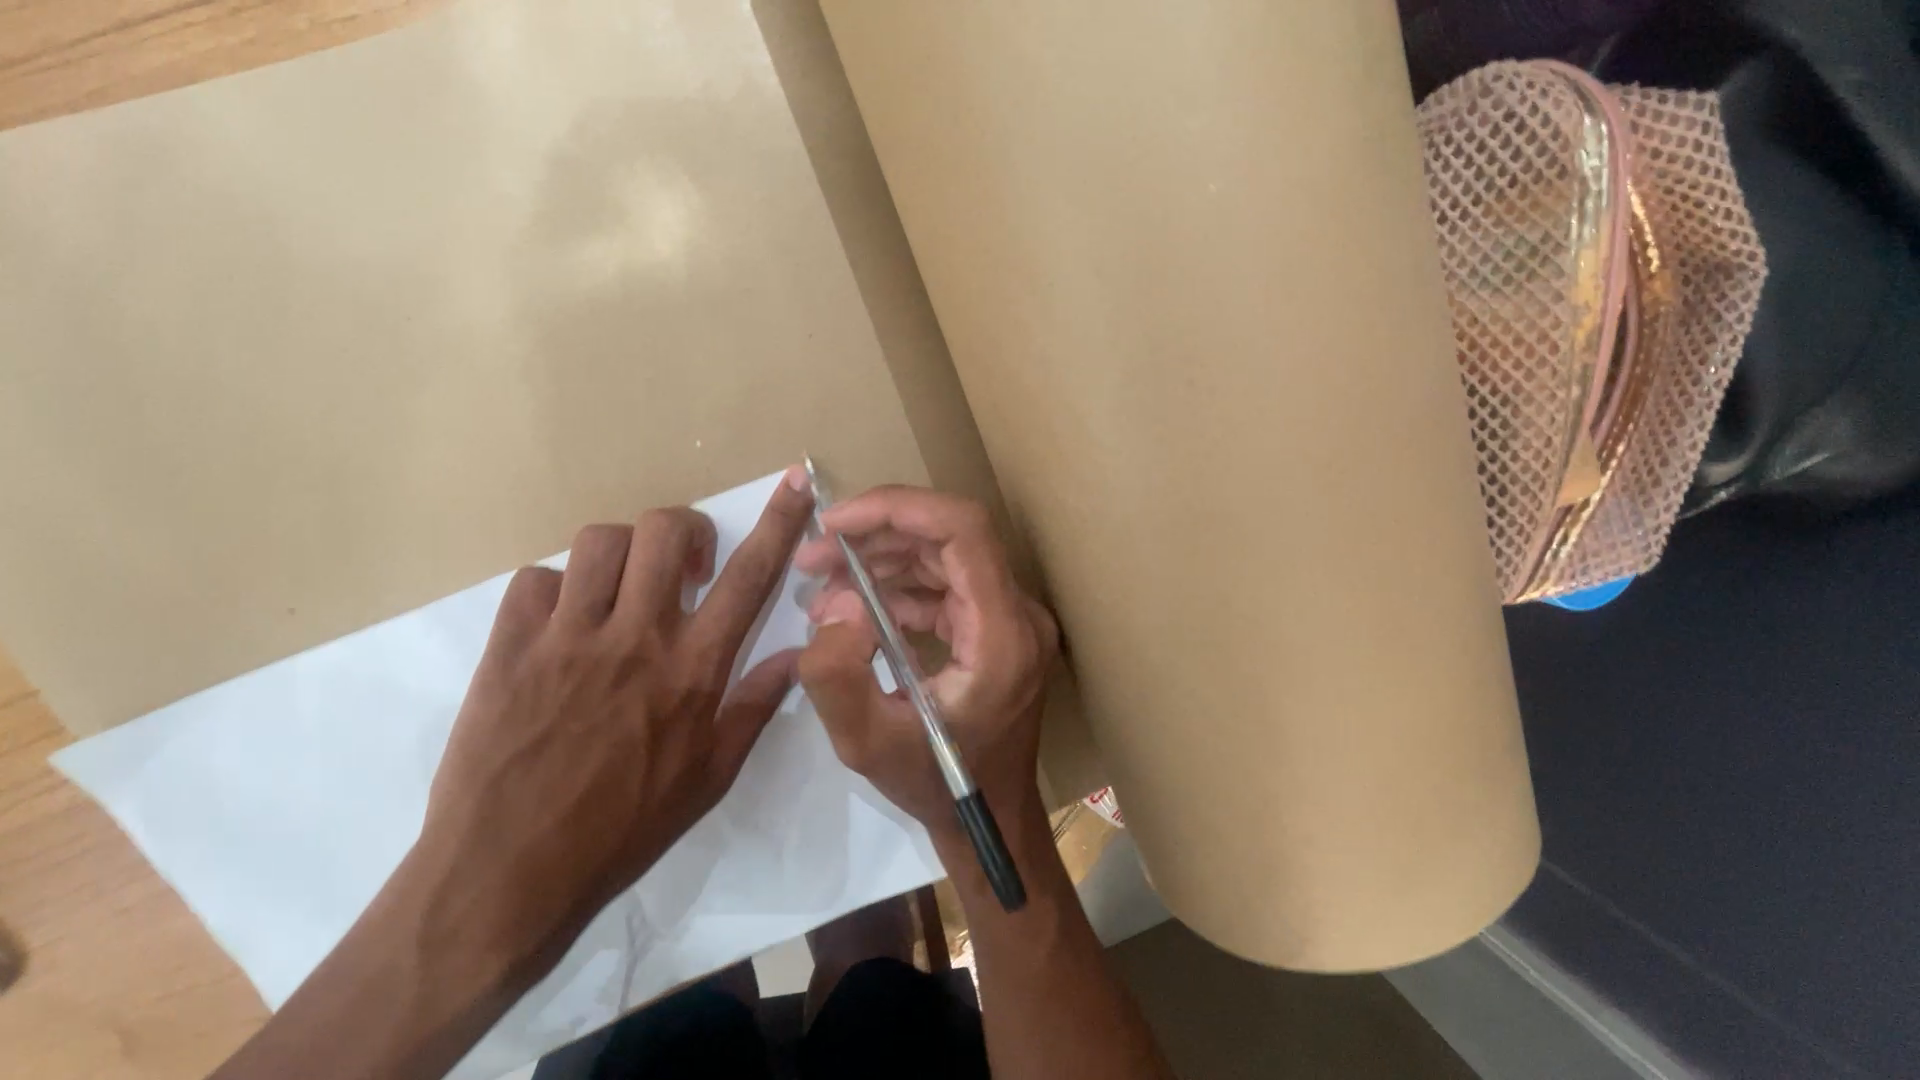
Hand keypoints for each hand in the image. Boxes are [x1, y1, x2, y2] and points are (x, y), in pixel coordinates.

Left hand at [412, 468, 814, 972]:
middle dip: (684, 530)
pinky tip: (562, 626)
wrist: (507, 872)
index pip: (748, 577)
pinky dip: (558, 590)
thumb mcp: (709, 777)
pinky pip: (537, 579)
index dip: (778, 522)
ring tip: (621, 592)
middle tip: (684, 567)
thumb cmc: (623, 830)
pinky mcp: (509, 646)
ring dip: (623, 554)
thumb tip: (798, 654)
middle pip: (664, 531)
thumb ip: (753, 706)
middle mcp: (634, 637)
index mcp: (692, 669)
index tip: (794, 481)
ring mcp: (566, 637)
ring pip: (599, 541)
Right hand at [795, 487, 1057, 844]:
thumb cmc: (934, 787)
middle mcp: (1018, 615)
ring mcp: (1013, 620)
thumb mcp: (866, 743)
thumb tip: (838, 601)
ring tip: (823, 584)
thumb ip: (836, 674)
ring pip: (946, 555)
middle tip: (813, 559)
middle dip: (875, 535)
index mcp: (1001, 635)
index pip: (963, 530)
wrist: (989, 821)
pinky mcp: (998, 629)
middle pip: (950, 535)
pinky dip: (899, 585)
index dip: (897, 508)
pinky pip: (948, 584)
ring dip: (881, 558)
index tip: (835, 523)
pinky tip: (855, 607)